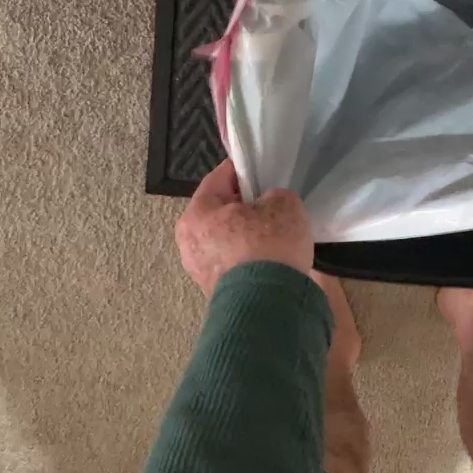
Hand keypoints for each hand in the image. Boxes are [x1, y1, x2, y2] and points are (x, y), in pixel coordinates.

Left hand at [175, 159, 313, 296]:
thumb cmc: (269, 246)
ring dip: (245, 233)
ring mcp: (199, 269)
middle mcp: (188, 240)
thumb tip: (269, 203)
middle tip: (271, 203)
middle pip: (219, 211)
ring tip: (274, 234)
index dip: (243, 170)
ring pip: (225, 238)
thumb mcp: (284, 204)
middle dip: (244, 206)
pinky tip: (270, 257)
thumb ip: (274, 195)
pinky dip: (247, 256)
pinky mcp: (214, 290)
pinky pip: (232, 261)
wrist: (268, 303)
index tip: (261, 169)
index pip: (219, 178)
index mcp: (197, 213)